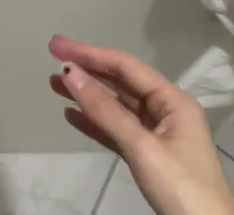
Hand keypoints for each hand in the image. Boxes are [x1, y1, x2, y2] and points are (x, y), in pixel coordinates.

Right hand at [50, 37, 233, 214]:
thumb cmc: (182, 190)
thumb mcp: (142, 148)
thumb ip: (105, 110)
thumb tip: (68, 72)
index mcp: (173, 101)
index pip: (125, 66)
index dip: (89, 53)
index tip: (56, 45)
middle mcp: (166, 111)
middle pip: (120, 82)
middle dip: (86, 69)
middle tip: (51, 56)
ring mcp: (159, 135)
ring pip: (116, 106)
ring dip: (87, 95)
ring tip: (53, 85)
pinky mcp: (150, 156)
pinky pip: (117, 130)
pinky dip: (95, 122)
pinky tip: (72, 115)